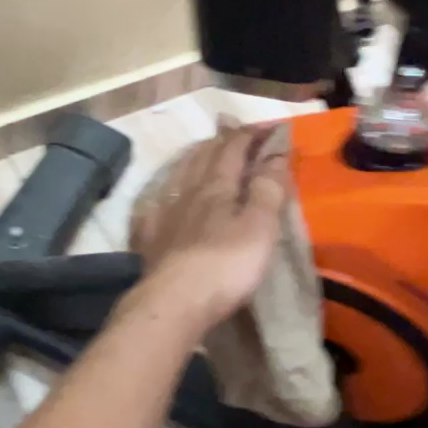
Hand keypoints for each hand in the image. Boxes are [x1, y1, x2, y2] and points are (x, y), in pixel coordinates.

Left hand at [131, 121, 290, 332]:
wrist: (175, 301)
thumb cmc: (226, 265)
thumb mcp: (260, 227)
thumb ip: (268, 188)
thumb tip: (276, 151)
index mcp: (217, 188)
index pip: (233, 151)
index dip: (249, 136)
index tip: (265, 126)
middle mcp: (188, 193)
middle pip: (204, 158)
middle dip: (220, 140)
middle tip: (230, 127)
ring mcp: (165, 214)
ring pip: (179, 175)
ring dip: (193, 158)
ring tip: (201, 149)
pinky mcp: (151, 237)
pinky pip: (155, 205)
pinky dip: (164, 192)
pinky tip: (162, 195)